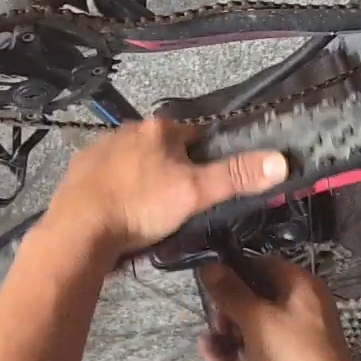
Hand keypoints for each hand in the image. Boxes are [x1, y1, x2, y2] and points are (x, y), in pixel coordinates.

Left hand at [36, 119, 287, 267]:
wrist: (79, 231)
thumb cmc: (141, 207)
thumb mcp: (195, 193)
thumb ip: (237, 176)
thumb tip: (281, 160)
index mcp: (159, 129)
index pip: (196, 136)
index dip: (206, 160)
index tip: (207, 186)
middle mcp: (128, 129)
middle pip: (164, 147)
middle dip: (173, 169)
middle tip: (179, 204)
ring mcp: (100, 148)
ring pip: (135, 160)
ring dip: (145, 177)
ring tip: (149, 211)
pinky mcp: (79, 170)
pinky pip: (108, 175)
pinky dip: (117, 188)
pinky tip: (120, 211)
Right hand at [199, 259, 360, 360]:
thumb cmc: (293, 357)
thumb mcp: (256, 320)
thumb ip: (231, 292)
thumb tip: (208, 265)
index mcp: (301, 284)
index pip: (261, 263)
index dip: (234, 272)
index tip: (209, 287)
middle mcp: (302, 302)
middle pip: (255, 294)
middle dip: (228, 310)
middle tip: (213, 327)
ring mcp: (298, 332)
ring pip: (254, 322)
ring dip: (228, 333)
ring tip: (207, 351)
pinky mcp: (291, 358)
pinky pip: (261, 345)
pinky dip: (240, 350)